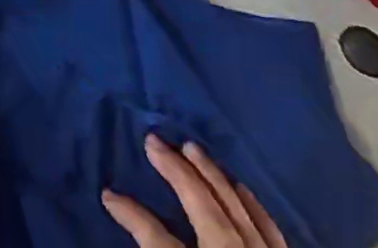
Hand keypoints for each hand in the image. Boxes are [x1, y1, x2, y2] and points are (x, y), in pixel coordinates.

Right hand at [102, 136, 286, 247]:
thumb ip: (158, 246)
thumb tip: (126, 207)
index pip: (155, 237)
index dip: (130, 213)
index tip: (108, 193)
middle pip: (201, 204)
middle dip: (176, 170)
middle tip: (155, 140)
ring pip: (236, 207)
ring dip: (212, 175)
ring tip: (192, 150)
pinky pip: (269, 228)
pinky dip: (251, 203)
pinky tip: (240, 187)